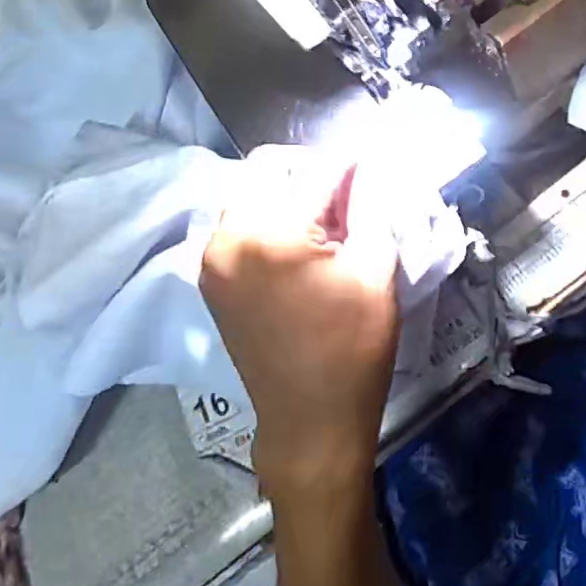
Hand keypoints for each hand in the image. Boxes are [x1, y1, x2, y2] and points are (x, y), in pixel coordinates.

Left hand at [200, 153, 399, 502]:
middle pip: (267, 170)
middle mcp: (229, 236)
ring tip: (318, 219)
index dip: (348, 166)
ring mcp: (212, 257)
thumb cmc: (351, 350)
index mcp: (271, 235)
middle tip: (342, 193)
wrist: (307, 420)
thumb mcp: (376, 273)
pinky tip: (292, 240)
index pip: (314, 174)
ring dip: (283, 193)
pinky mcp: (209, 276)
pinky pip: (235, 224)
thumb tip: (364, 172)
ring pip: (247, 193)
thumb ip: (370, 210)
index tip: (368, 165)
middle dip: (308, 171)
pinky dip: (264, 218)